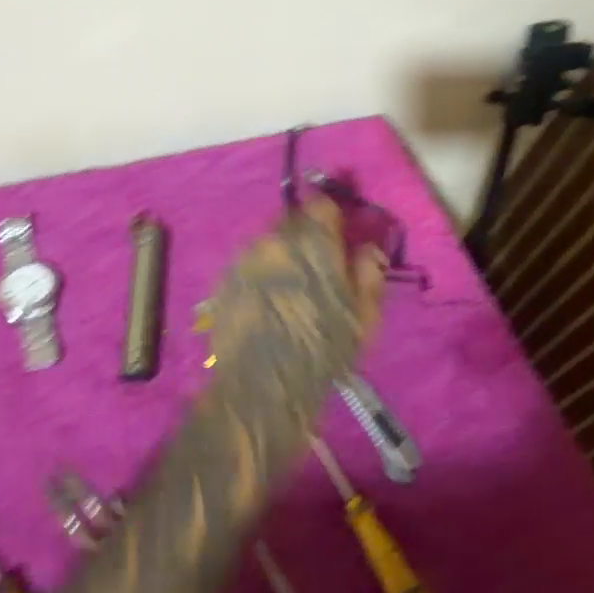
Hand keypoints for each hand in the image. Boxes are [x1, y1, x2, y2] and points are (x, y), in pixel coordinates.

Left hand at [209, 197, 389, 377]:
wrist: (262, 386)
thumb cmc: (323, 351)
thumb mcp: (364, 317)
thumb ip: (369, 274)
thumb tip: (368, 248)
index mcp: (311, 241)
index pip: (323, 206)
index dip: (334, 219)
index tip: (341, 238)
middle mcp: (273, 239)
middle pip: (293, 223)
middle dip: (307, 238)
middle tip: (319, 267)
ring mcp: (243, 259)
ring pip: (268, 244)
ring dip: (282, 256)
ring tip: (292, 289)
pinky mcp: (224, 281)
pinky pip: (248, 266)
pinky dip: (260, 275)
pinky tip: (268, 303)